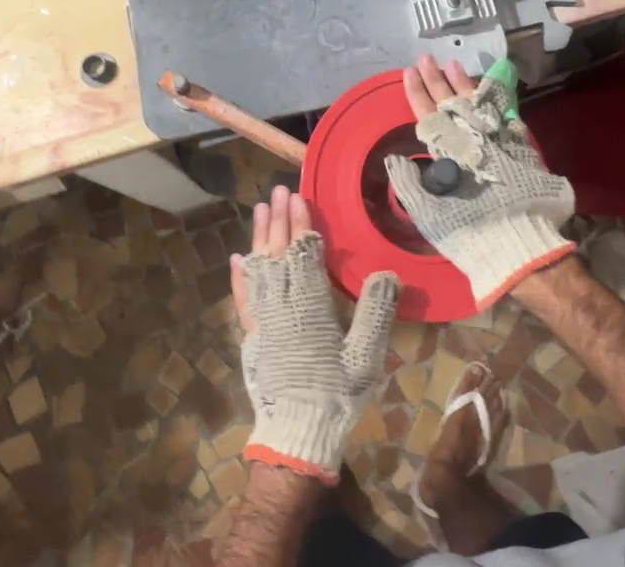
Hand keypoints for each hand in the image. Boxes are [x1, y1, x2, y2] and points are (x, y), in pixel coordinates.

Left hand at [230, 186, 400, 482]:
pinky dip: (240, 277)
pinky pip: (243, 299)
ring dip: (258, 238)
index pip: (304, 254)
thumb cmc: (336, 394)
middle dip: (278, 221)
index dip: (301, 225)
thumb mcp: (366, 356)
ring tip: (259, 210)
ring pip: (258, 269)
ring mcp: (263, 320)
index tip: (299, 198)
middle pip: (278, 254)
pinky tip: (237, 258)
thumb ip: (376, 312)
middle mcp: (282, 305)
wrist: (297, 432)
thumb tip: (386, 273)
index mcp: (311, 306)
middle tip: (278, 192)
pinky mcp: (253, 336)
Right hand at [384, 54, 576, 308]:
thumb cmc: (468, 231)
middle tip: (426, 59)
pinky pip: (503, 115)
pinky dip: (493, 101)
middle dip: (436, 80)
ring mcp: (498, 140)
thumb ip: (409, 182)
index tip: (408, 72)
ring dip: (463, 84)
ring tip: (453, 66)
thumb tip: (396, 159)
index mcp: (446, 152)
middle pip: (450, 102)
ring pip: (478, 103)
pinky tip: (488, 91)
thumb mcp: (428, 213)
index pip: (427, 114)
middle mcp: (471, 139)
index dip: (416, 92)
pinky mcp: (520, 148)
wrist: (518, 242)